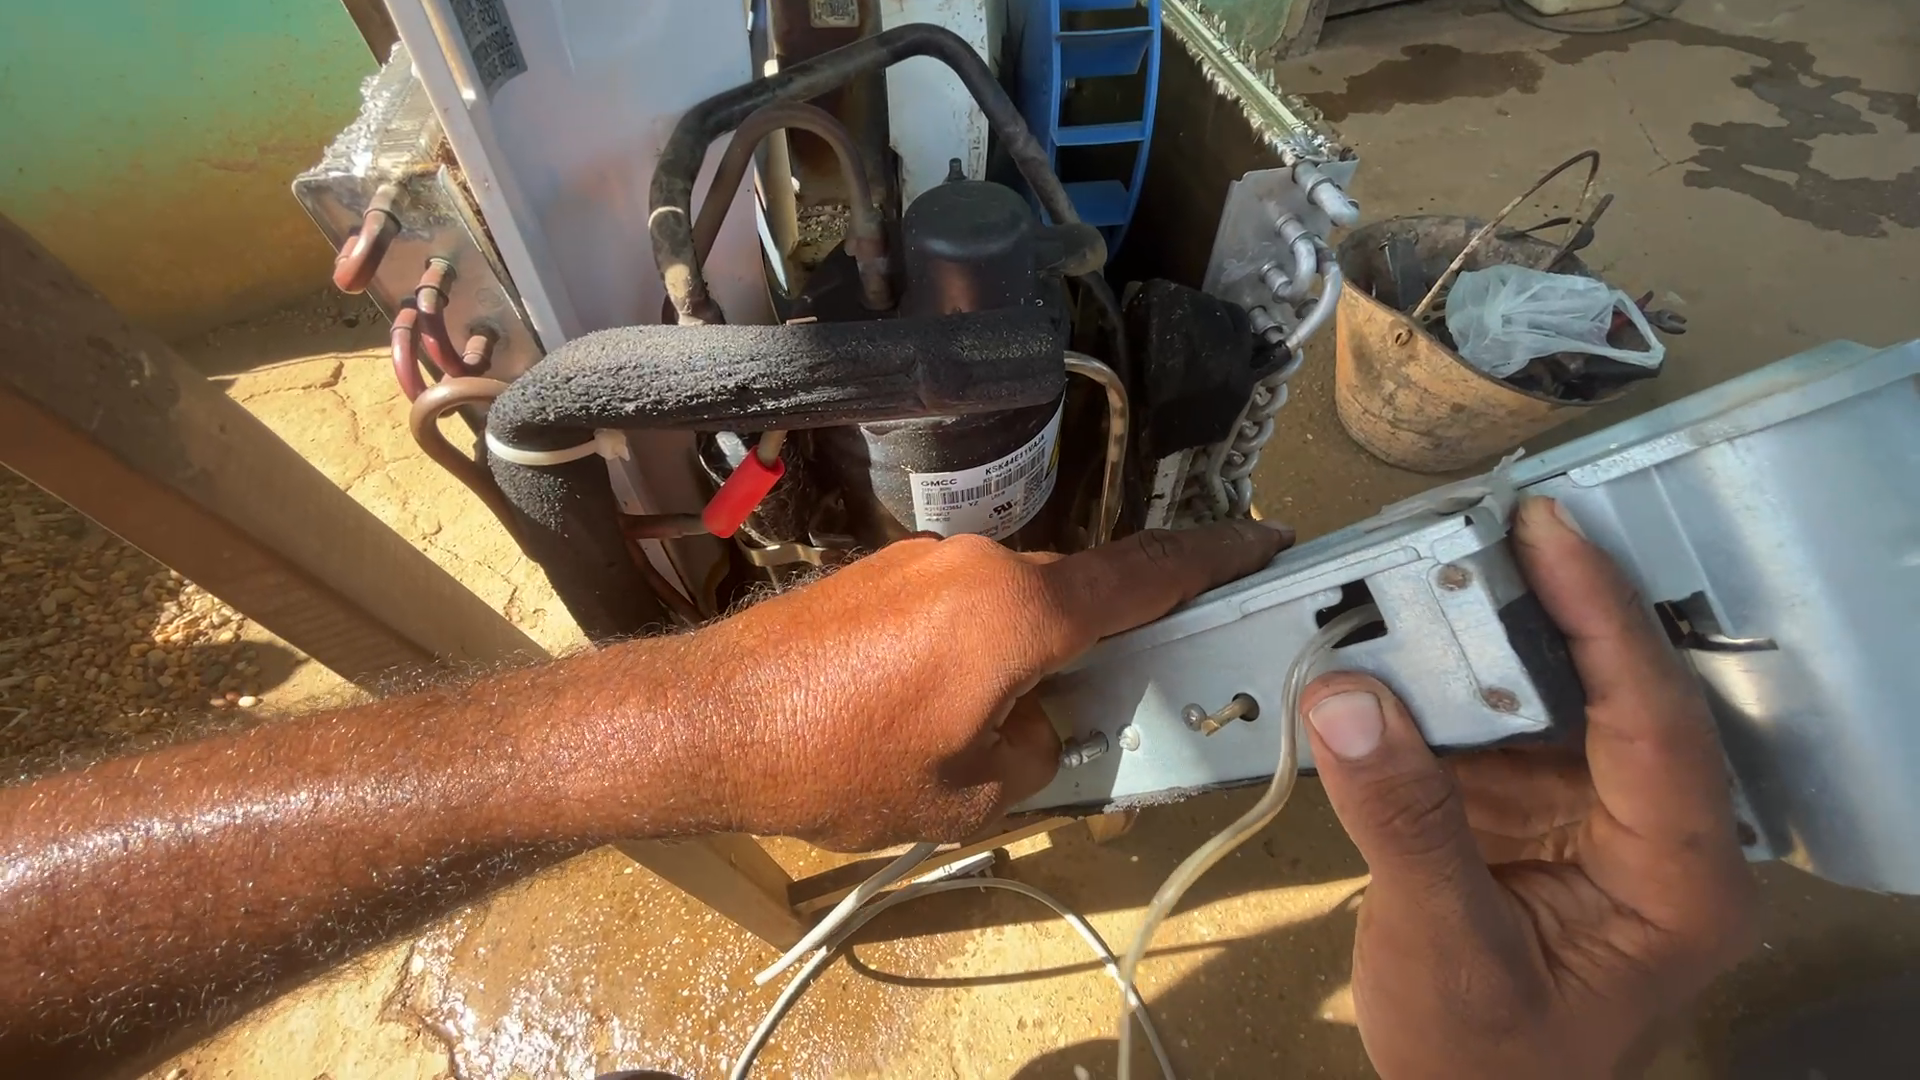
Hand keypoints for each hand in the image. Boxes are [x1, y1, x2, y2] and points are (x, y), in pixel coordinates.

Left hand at [698, 523, 1288, 849]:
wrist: (711, 718)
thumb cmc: (840, 763)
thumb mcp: (966, 793)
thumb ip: (1036, 749)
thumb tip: (1043, 720)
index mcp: (1018, 607)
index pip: (1143, 573)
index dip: (1214, 556)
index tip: (1263, 541)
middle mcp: (979, 561)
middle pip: (1078, 591)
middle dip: (1107, 639)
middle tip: (1113, 695)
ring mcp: (926, 557)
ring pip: (1018, 600)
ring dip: (1034, 648)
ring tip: (1000, 717)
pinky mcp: (887, 571)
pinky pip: (965, 601)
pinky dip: (983, 641)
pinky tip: (940, 697)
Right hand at [1302, 496, 1757, 1078]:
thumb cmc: (1483, 1057)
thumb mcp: (1447, 952)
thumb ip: (1403, 826)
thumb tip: (1341, 698)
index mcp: (1674, 871)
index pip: (1654, 722)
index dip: (1604, 618)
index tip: (1546, 531)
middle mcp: (1630, 818)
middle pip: (1595, 686)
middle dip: (1536, 603)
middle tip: (1467, 525)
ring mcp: (1559, 804)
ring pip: (1520, 693)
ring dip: (1463, 632)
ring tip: (1408, 567)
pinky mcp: (1496, 798)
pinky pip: (1458, 718)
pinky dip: (1415, 678)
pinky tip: (1375, 641)